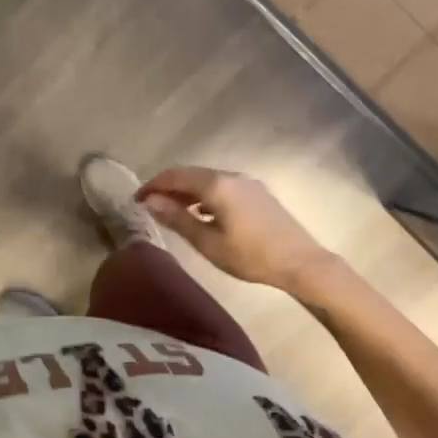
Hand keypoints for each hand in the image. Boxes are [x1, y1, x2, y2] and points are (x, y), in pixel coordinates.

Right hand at [137, 167, 342, 293]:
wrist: (301, 262)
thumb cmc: (250, 256)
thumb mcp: (208, 242)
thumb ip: (177, 219)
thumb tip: (149, 201)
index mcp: (217, 185)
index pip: (175, 176)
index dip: (153, 186)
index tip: (136, 201)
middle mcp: (231, 176)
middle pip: (191, 175)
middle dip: (168, 187)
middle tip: (150, 206)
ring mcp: (247, 183)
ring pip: (208, 180)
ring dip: (187, 192)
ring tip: (172, 213)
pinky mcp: (258, 194)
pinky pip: (222, 187)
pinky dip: (204, 196)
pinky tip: (201, 215)